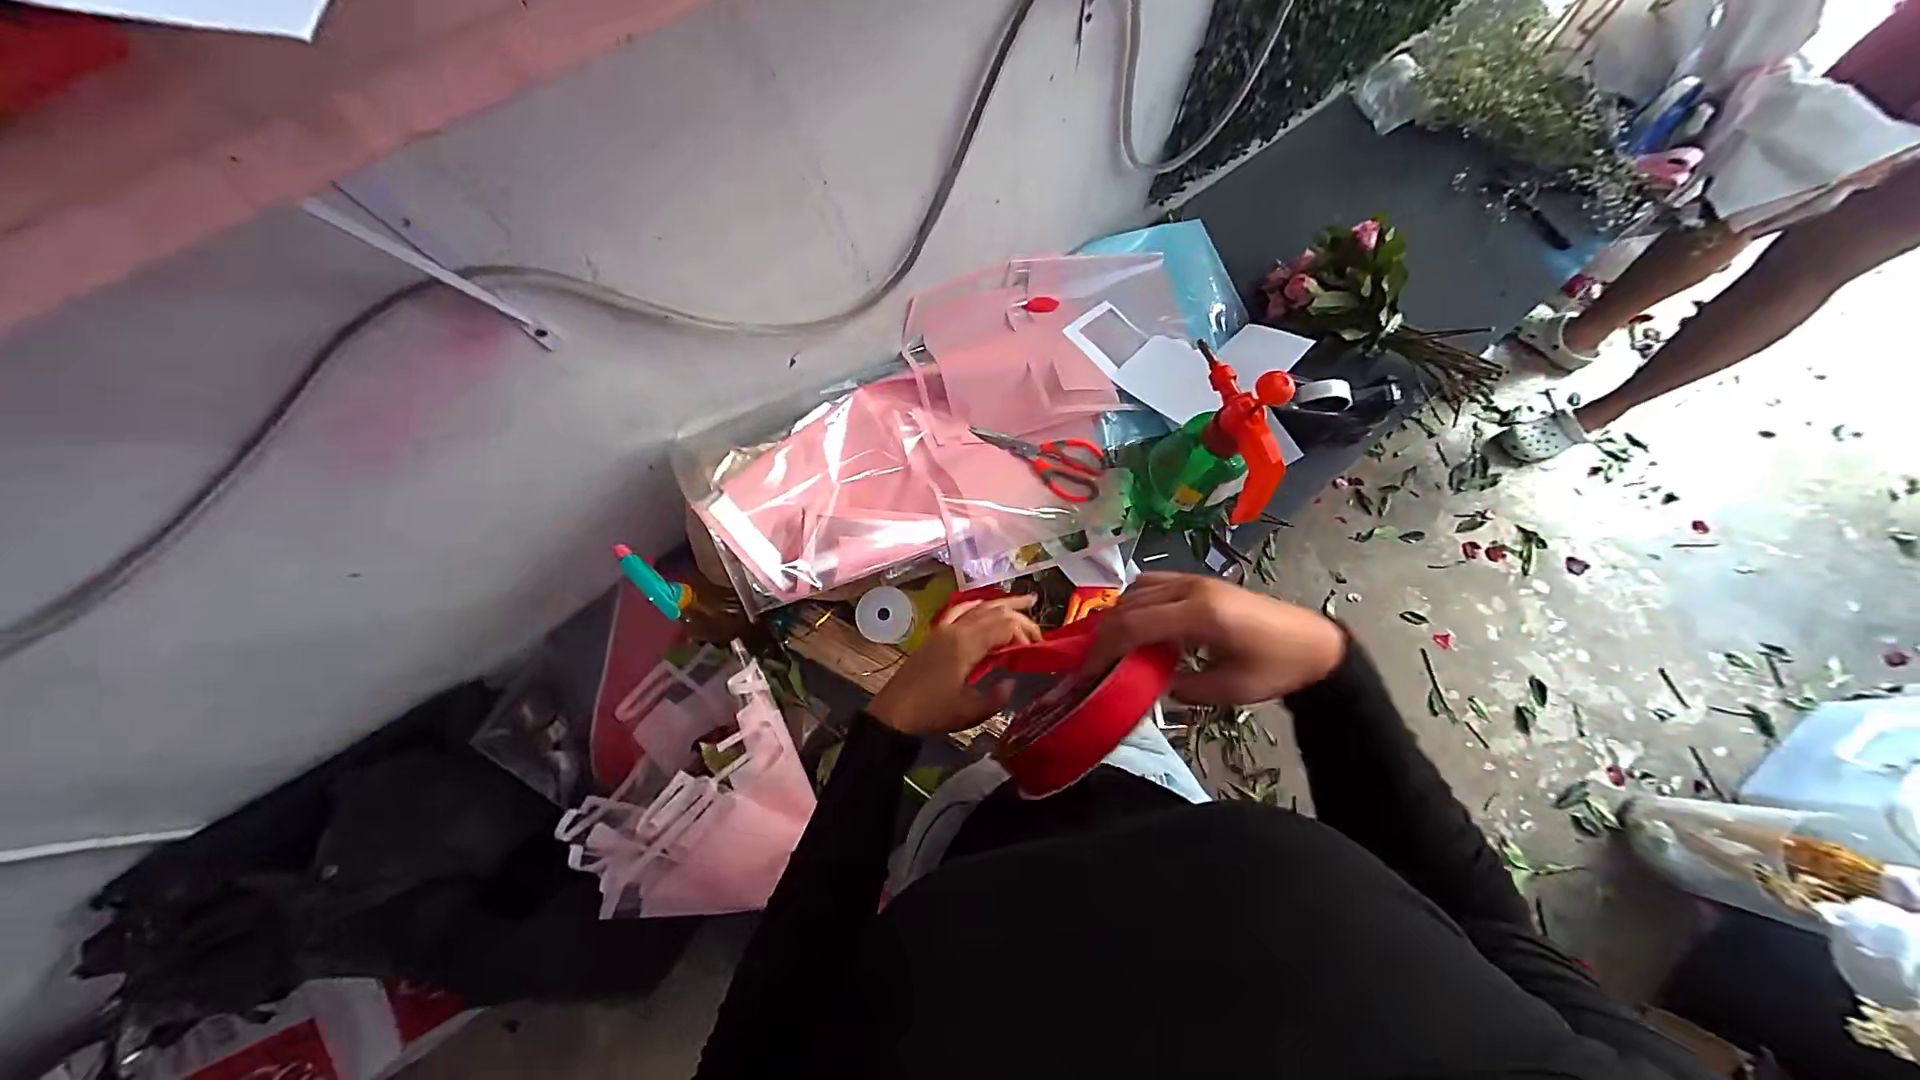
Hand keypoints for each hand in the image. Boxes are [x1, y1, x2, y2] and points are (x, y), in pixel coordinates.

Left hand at [867, 594, 1042, 734]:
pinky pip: (959, 610)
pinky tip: (984, 605)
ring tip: (1024, 601)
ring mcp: (944, 629)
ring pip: (978, 606)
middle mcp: (956, 629)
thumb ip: (997, 697)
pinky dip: (976, 605)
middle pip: (994, 611)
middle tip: (1040, 630)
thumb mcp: (970, 711)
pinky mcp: (935, 635)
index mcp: (966, 644)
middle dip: (1020, 617)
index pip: (1005, 625)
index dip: (1025, 634)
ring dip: (1002, 604)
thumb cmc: (932, 712)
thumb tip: (1011, 682)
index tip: (1037, 650)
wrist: (894, 713)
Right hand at [1084, 573, 1344, 704]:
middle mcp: (1191, 589)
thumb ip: (1180, 687)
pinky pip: (1151, 583)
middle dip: (1103, 634)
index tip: (1087, 670)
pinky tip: (1135, 624)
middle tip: (1089, 661)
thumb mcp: (1227, 690)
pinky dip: (1133, 602)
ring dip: (1116, 616)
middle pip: (1128, 604)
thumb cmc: (1275, 669)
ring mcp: (1194, 580)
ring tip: (1109, 645)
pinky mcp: (1198, 581)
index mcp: (1200, 615)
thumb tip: (1146, 682)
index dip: (1105, 648)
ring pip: (1135, 589)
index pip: (1134, 624)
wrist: (1314, 644)